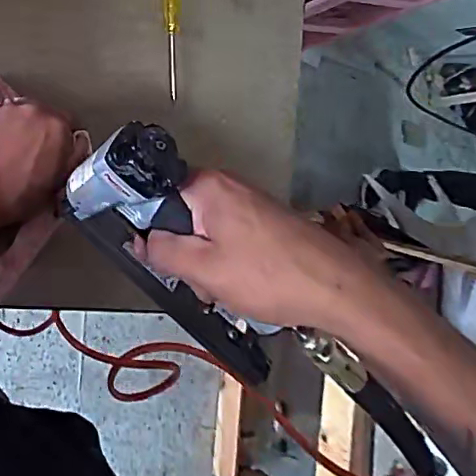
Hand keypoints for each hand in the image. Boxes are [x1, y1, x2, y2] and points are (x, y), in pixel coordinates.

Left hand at [0, 100, 78, 226]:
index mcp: (61, 129)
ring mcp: (17, 108)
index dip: (69, 150)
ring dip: (33, 128)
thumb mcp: (55, 186)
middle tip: (42, 156)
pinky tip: (7, 145)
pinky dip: (15, 127)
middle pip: (55, 120)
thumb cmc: (16, 196)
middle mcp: (41, 111)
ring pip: (35, 116)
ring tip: (22, 150)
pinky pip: (16, 117)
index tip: (62, 161)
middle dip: (52, 136)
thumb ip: (70, 161)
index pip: (76, 135)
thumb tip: (73, 151)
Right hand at [137, 170, 389, 332]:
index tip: (152, 255)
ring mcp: (248, 203)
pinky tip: (242, 286)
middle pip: (181, 217)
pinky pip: (228, 239)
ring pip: (205, 233)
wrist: (334, 287)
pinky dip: (228, 263)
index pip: (155, 195)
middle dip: (183, 252)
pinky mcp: (263, 221)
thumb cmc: (272, 275)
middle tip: (197, 280)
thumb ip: (162, 251)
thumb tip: (140, 241)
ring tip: (224, 289)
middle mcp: (227, 186)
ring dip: (206, 263)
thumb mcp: (203, 269)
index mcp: (207, 186)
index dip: (147, 228)